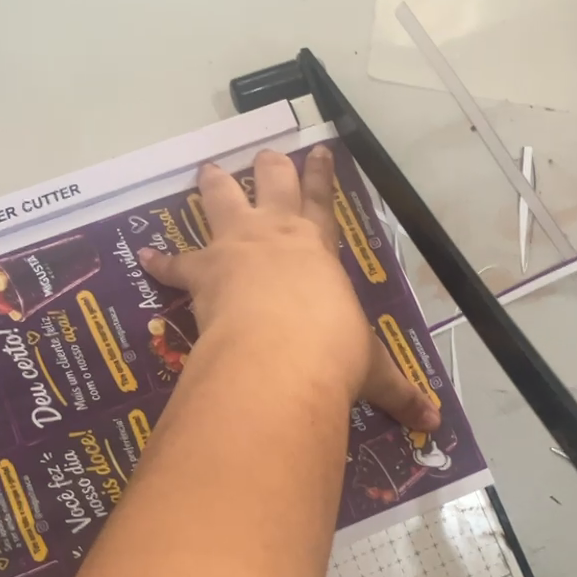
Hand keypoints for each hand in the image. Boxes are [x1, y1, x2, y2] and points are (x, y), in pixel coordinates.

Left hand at [137, 146, 440, 431]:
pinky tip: (142, 255)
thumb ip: (398, 394)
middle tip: (264, 153)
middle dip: (270, 168)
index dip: (323, 176)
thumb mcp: (370, 370)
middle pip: (272, 186)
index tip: (322, 151)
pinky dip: (160, 262)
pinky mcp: (202, 272)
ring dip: (215, 186)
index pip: (324, 203)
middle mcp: (277, 235)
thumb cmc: (331, 351)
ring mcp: (236, 247)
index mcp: (318, 248)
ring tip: (206, 169)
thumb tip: (433, 425)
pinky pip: (175, 263)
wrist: (281, 353)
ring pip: (221, 202)